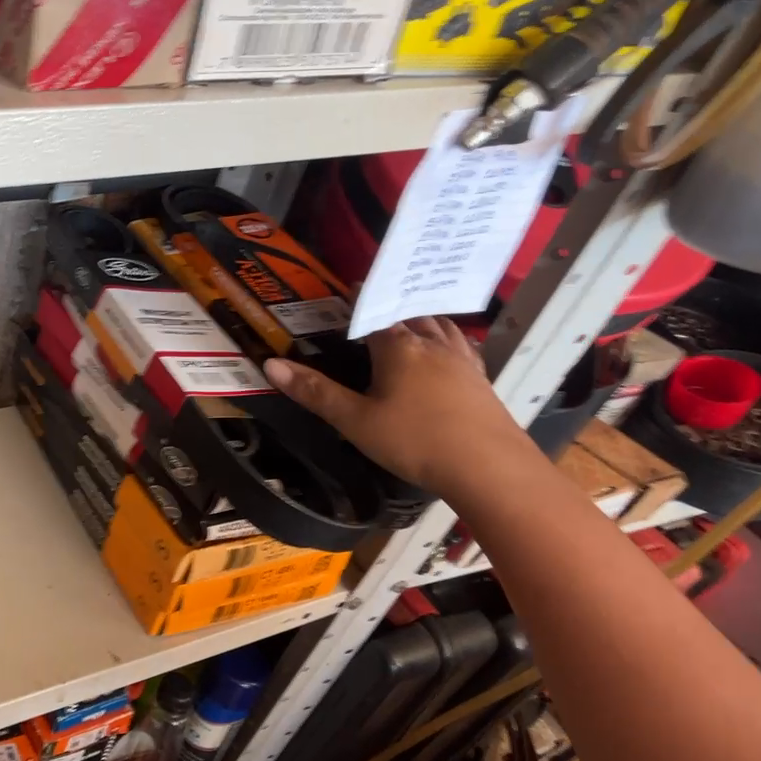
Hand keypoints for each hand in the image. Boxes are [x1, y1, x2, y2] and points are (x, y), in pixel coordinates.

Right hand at [261, 317, 539, 496]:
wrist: (490, 470)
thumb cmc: (415, 441)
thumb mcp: (355, 421)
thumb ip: (315, 392)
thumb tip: (270, 364)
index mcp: (399, 348)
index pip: (376, 313)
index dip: (361, 302)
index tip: (349, 290)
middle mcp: (433, 345)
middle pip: (411, 315)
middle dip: (392, 307)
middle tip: (374, 306)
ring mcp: (463, 361)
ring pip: (440, 327)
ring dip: (422, 319)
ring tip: (408, 320)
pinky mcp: (481, 381)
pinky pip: (461, 346)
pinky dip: (447, 339)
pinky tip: (446, 351)